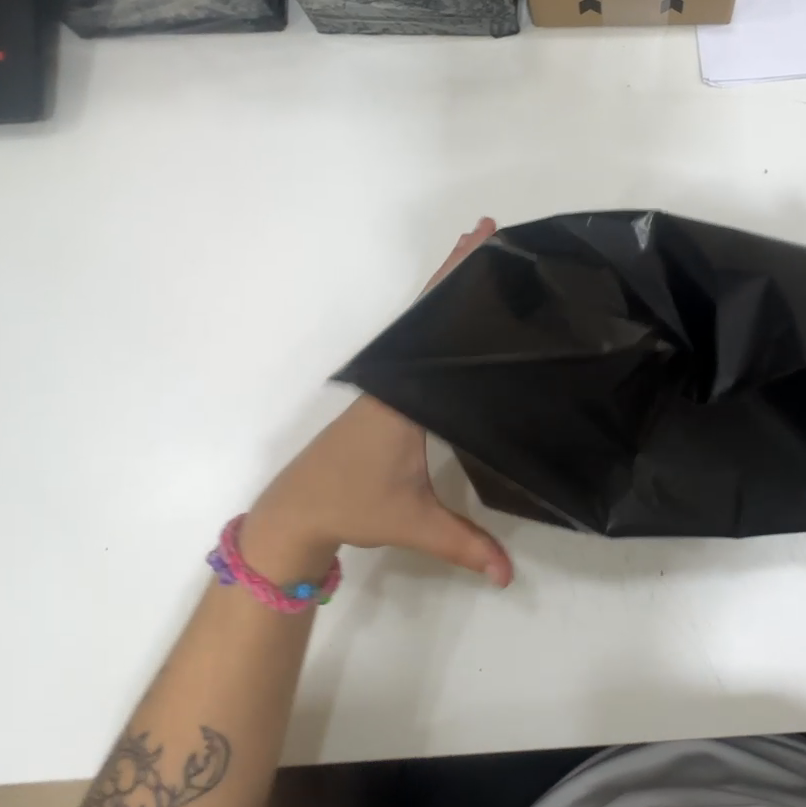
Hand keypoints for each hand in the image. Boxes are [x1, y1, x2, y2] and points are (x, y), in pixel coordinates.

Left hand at [240, 219, 513, 586]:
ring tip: (481, 254)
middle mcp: (396, 378)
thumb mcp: (412, 524)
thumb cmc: (352, 507)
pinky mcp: (389, 392)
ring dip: (447, 287)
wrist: (296, 512)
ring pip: (421, 323)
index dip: (456, 287)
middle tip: (490, 230)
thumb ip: (464, 545)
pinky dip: (437, 315)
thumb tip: (509, 576)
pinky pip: (417, 342)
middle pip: (428, 312)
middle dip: (458, 269)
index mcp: (405, 396)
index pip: (435, 331)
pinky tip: (457, 312)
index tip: (480, 247)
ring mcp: (389, 382)